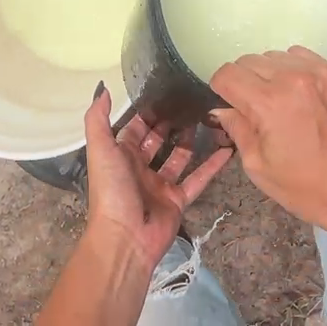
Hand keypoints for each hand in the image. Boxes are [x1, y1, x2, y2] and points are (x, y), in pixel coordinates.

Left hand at [81, 85, 234, 266]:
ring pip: (179, 157)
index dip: (149, 110)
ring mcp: (160, 185)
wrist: (125, 240)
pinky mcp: (178, 200)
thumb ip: (98, 119)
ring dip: (191, 139)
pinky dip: (212, 165)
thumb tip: (103, 87)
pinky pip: (198, 178)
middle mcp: (141, 168)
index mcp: (122, 156)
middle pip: (158, 140)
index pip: (136, 127)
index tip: (167, 89)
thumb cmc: (112, 191)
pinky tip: (227, 148)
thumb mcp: (101, 150)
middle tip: (192, 98)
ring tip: (209, 115)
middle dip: (172, 121)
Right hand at [208, 48, 326, 227]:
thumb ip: (236, 128)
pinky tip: (297, 92)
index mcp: (269, 103)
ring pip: (273, 55)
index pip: (228, 74)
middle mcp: (292, 77)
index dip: (221, 89)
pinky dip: (291, 68)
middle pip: (248, 61)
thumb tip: (220, 109)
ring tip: (277, 100)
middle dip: (243, 81)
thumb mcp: (257, 165)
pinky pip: (299, 55)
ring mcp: (316, 70)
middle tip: (252, 108)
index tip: (227, 103)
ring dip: (268, 73)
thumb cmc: (302, 185)